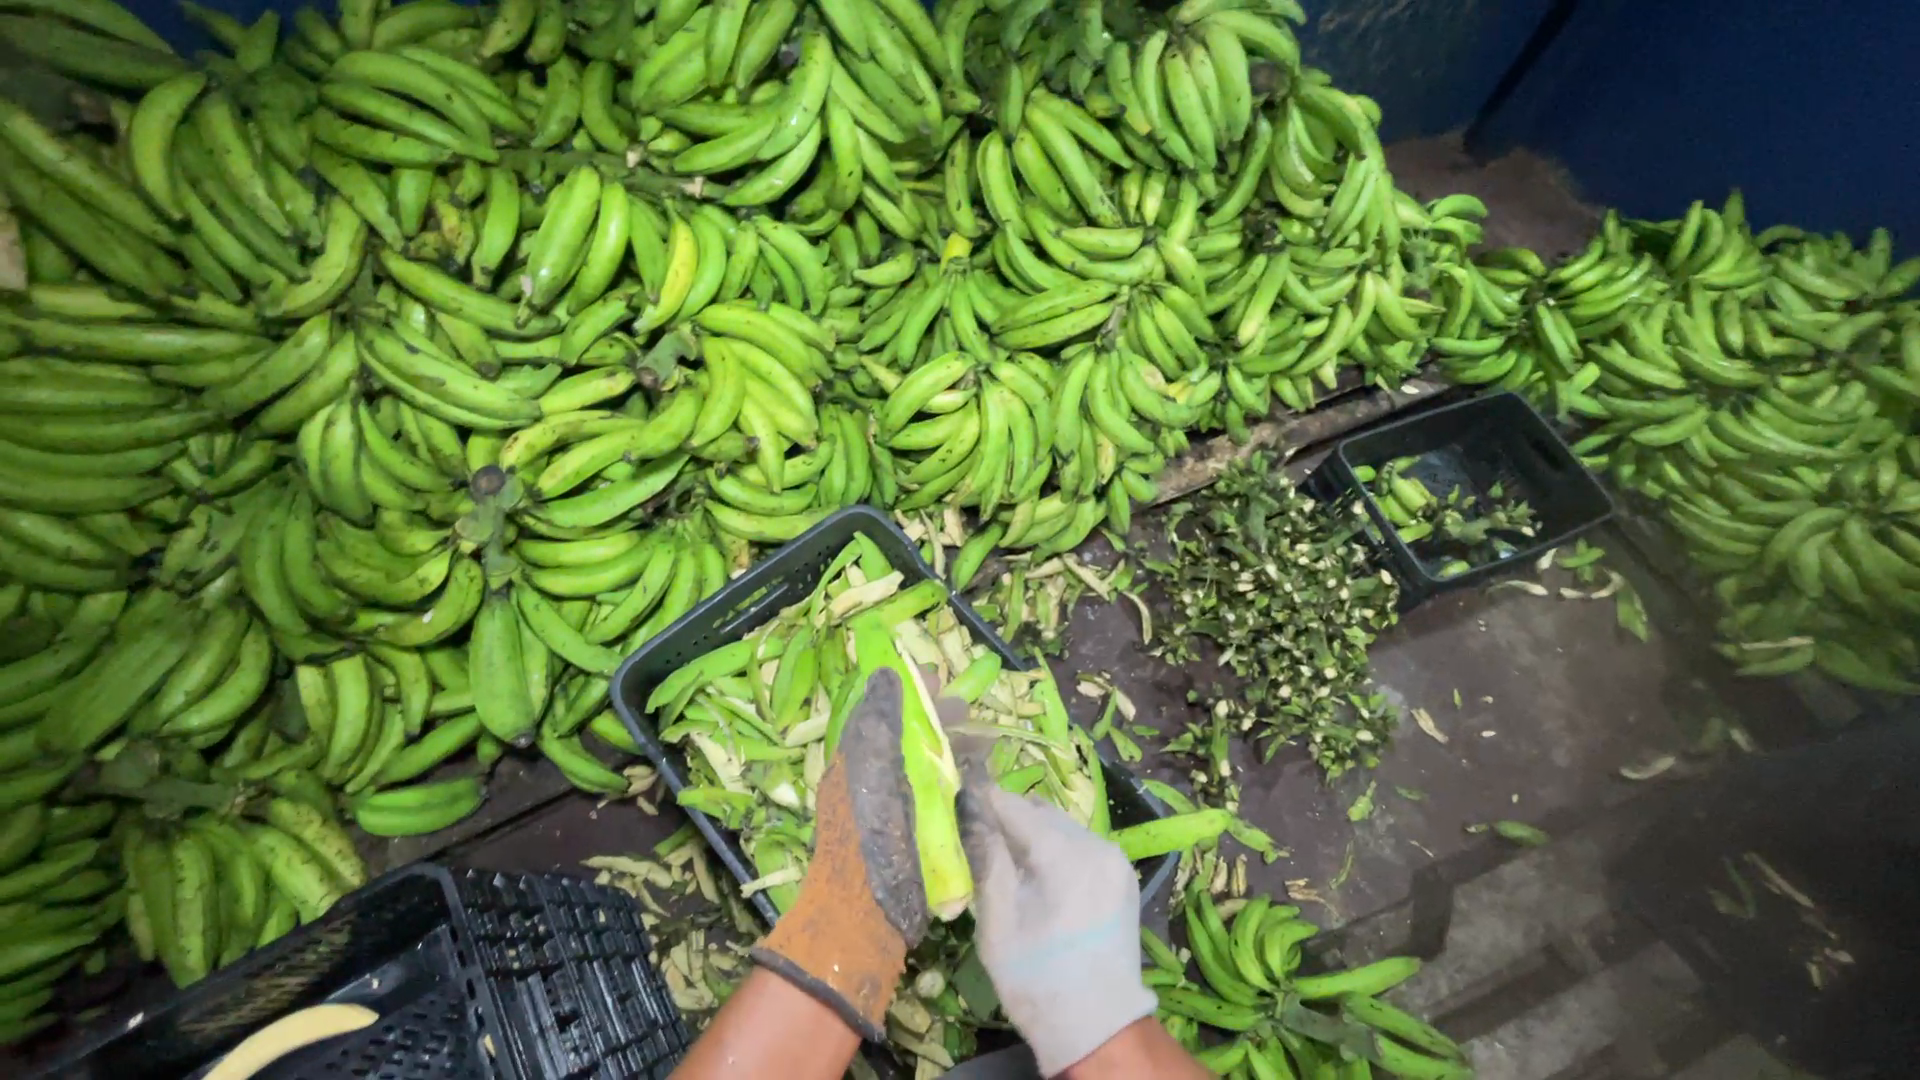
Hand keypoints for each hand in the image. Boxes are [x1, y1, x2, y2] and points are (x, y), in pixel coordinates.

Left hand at [753, 669, 958, 1039]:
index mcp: (859, 760)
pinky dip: (963, 784)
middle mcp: (877, 779)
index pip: (884, 712)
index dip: (909, 692)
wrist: (868, 912)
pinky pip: (944, 799)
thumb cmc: (867, 832)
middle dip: (939, 719)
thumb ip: (880, 718)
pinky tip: (983, 780)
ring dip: (955, 749)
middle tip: (967, 709)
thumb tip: (887, 672)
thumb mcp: (872, 765)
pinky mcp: (920, 836)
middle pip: (911, 737)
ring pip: (930, 766)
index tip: (937, 677)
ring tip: (982, 742)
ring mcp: (899, 810)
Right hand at [959, 783, 1156, 1075]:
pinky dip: (1058, 849)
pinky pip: (1083, 845)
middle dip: (1012, 818)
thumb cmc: (1038, 980)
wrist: (1099, 1028)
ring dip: (1036, 833)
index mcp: (1066, 857)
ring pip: (1064, 827)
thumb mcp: (997, 925)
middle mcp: (1097, 846)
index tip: (965, 796)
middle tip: (982, 832)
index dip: (989, 802)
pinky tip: (1041, 873)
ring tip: (1010, 856)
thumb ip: (988, 863)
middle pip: (1044, 814)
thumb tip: (978, 819)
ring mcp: (1115, 860)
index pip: (1018, 809)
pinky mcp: (1122, 876)